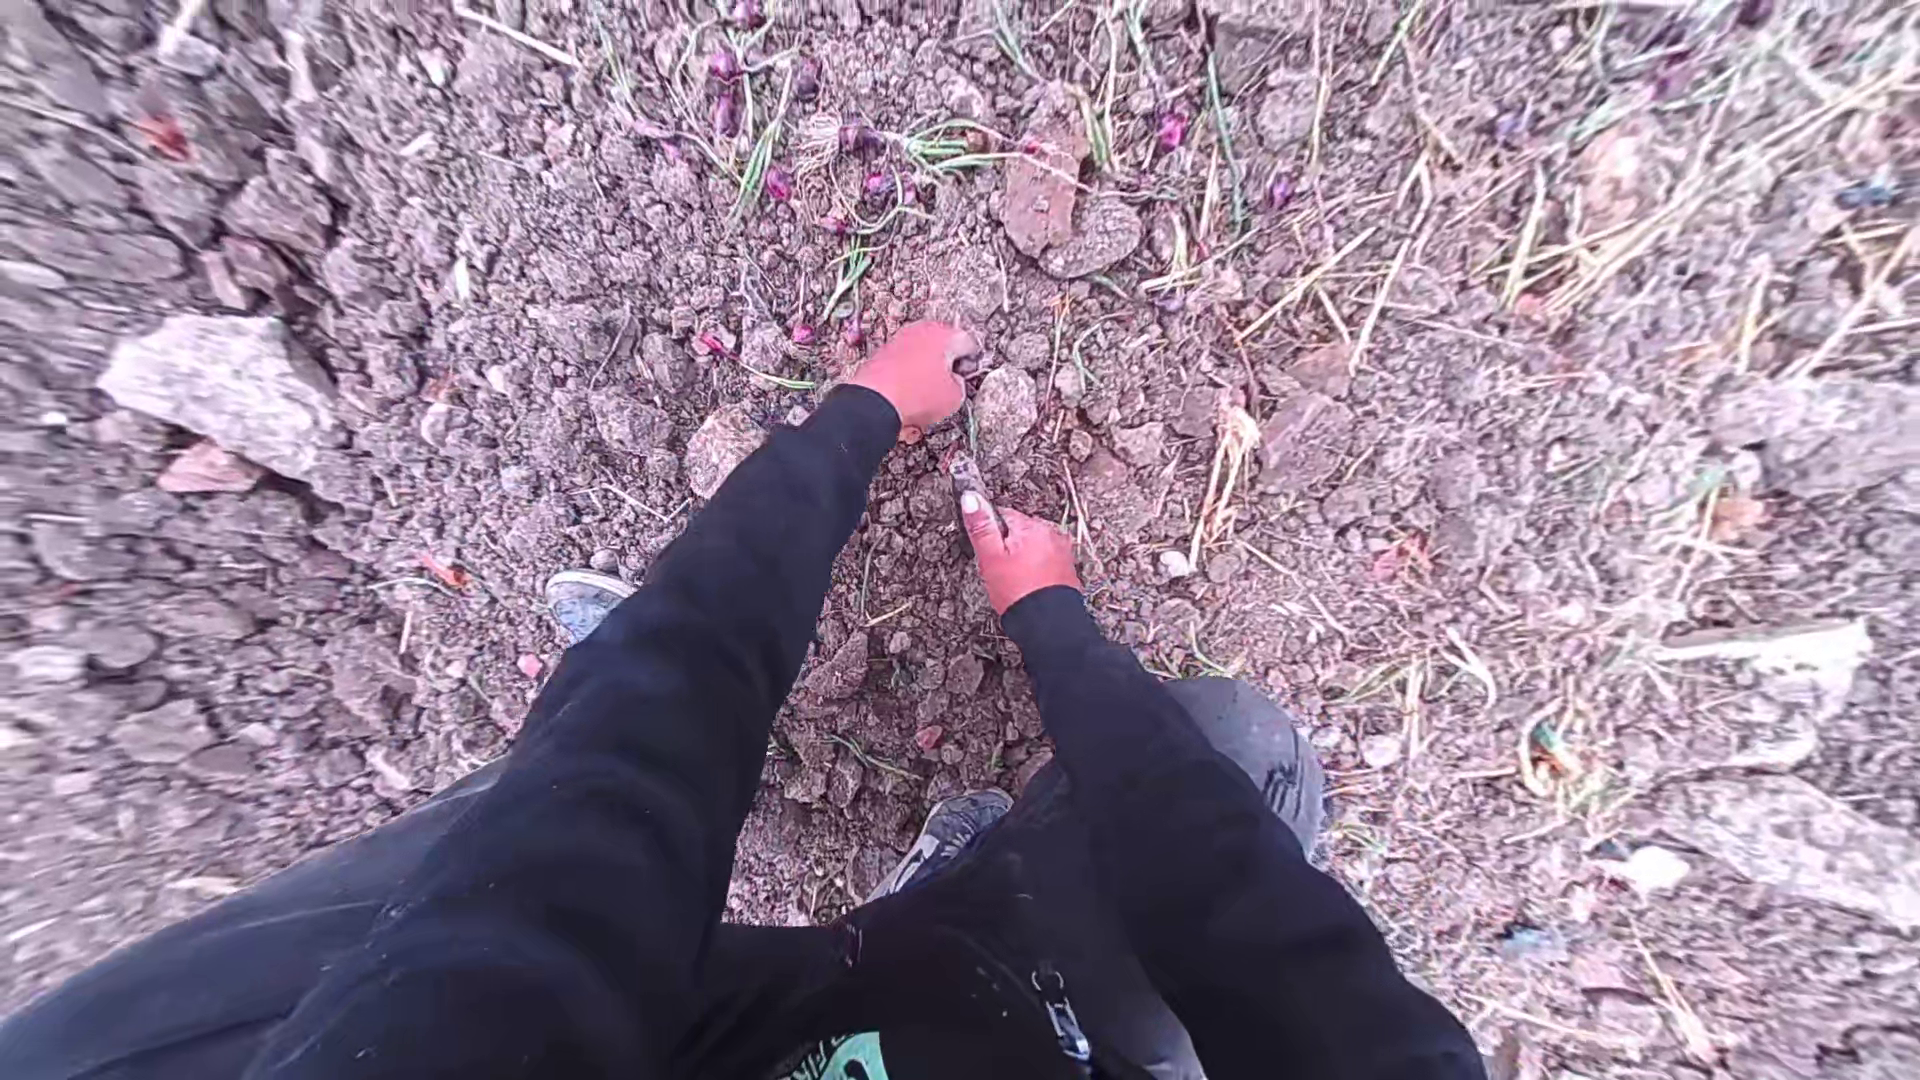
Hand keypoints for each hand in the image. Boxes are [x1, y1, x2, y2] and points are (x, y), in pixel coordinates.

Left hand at [847, 321, 974, 431]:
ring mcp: (898, 342)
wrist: (876, 403)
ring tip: (925, 397)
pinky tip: (908, 399)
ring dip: (925, 374)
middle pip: (942, 347)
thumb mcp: (954, 398)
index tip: (968, 375)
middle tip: (948, 386)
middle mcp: (920, 331)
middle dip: (946, 366)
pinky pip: (902, 368)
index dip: (971, 362)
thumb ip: (960, 385)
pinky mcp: (881, 355)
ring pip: (921, 358)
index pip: (968, 342)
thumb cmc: (915, 396)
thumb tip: (955, 384)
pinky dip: (907, 381)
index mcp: (943, 334)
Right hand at [961, 494, 1080, 614]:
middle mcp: (1051, 534)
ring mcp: (1061, 551)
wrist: (1047, 624)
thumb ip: (981, 526)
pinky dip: (1036, 570)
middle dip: (1008, 548)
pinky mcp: (1066, 568)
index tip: (990, 553)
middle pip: (1018, 531)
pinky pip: (1045, 562)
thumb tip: (970, 498)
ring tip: (1015, 581)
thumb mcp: (991, 558)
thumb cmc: (1019, 593)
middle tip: (1001, 571)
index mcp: (1032, 527)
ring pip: (1032, 547)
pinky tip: (1028, 585)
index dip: (991, 535)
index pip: (1002, 515)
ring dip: (1023, 559)